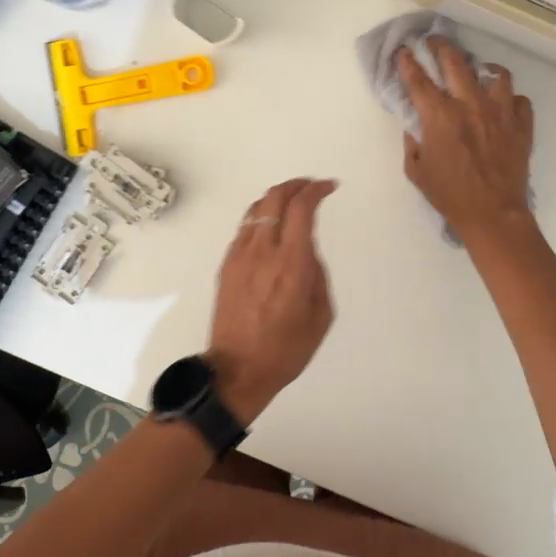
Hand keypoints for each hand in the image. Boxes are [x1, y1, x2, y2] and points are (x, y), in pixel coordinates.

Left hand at [207, 178, 338, 421]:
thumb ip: (317, 275)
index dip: (316, 190)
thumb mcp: (320, 315)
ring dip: (277, 197)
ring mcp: (240, 256)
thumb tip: (308, 253)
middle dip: (296, 185)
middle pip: (275, 197)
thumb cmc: (286, 349)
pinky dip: (261, 216)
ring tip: (292, 202)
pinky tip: (270, 227)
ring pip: (257, 208)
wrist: (237, 371)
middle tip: (311, 187)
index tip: (329, 187)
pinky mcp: (227, 265)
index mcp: (291, 263)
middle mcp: (263, 251)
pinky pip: (245, 228)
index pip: (301, 208)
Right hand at [398, 37, 535, 245]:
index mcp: (440, 116)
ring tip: (479, 73)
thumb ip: (413, 142)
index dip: (407, 62)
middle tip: (435, 43)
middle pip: (455, 62)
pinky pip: (521, 101)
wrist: (493, 214)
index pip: (418, 79)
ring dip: (485, 70)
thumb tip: (416, 125)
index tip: (403, 51)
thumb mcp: (417, 171)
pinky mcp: (521, 126)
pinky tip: (504, 106)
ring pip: (497, 74)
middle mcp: (470, 105)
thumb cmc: (450, 195)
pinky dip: (511, 100)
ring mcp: (500, 113)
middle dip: (441, 47)